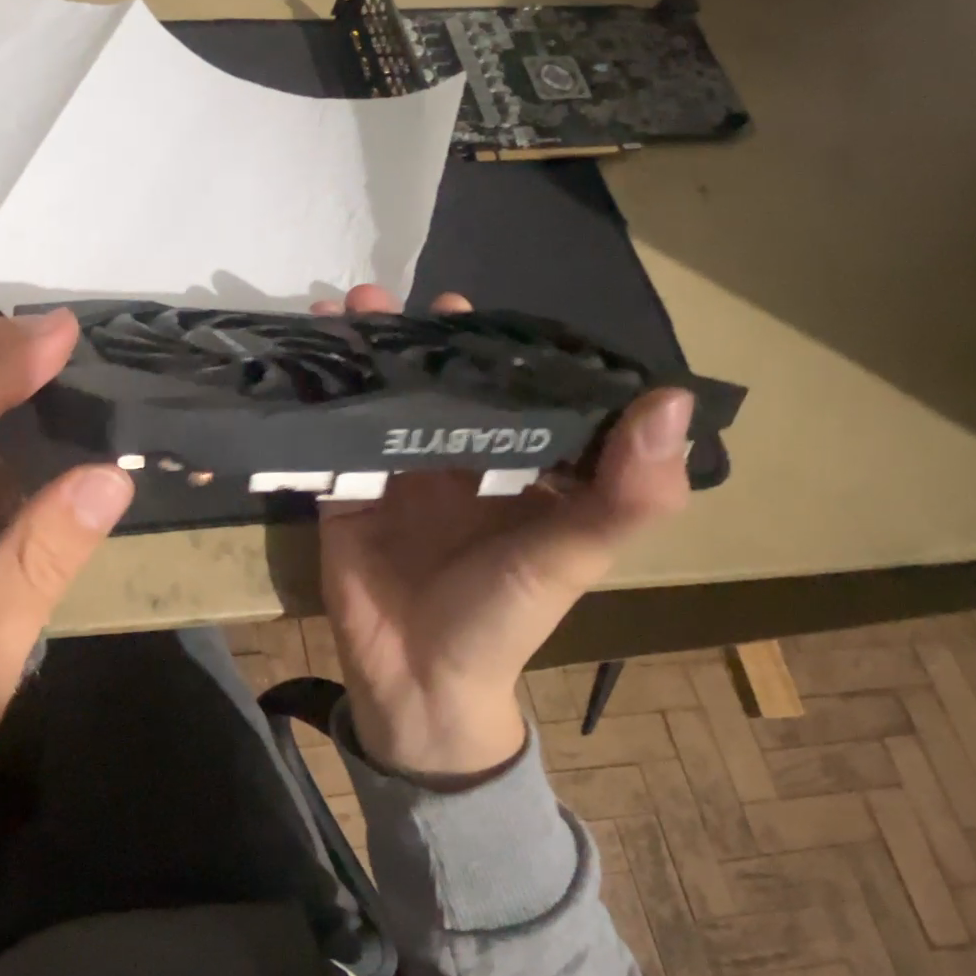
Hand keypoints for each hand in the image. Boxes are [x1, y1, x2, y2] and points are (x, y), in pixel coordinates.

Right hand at [310, 286, 692, 782]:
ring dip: (362, 353)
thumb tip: (670, 400)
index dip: (491, 342)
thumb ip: (627, 495)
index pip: (511, 387)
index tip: (460, 304)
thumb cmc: (502, 619)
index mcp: (518, 465)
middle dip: (410, 337)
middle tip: (385, 298)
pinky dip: (319, 398)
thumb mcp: (570, 558)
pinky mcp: (347, 489)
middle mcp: (456, 458)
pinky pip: (334, 436)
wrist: (415, 677)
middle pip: (437, 382)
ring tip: (341, 308)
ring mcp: (396, 471)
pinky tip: (305, 360)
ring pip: (382, 397)